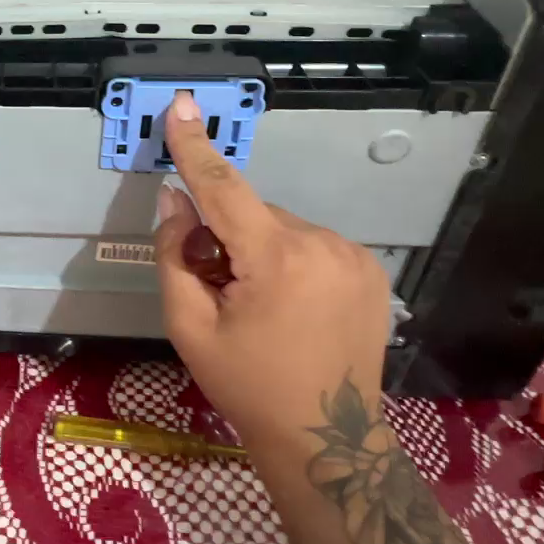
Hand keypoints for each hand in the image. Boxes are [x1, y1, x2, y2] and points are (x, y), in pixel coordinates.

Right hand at [152, 91, 392, 460]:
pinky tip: (288, 303)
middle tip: (218, 288)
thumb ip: (175, 256)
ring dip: (257, 248)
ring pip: (280, 227)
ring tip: (257, 304)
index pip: (224, 188)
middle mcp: (323, 244)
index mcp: (277, 259)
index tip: (182, 104)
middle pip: (251, 213)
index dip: (196, 147)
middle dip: (226, 236)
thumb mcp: (189, 327)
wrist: (327, 439)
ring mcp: (353, 255)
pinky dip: (287, 257)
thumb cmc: (247, 385)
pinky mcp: (368, 269)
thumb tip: (176, 201)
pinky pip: (309, 243)